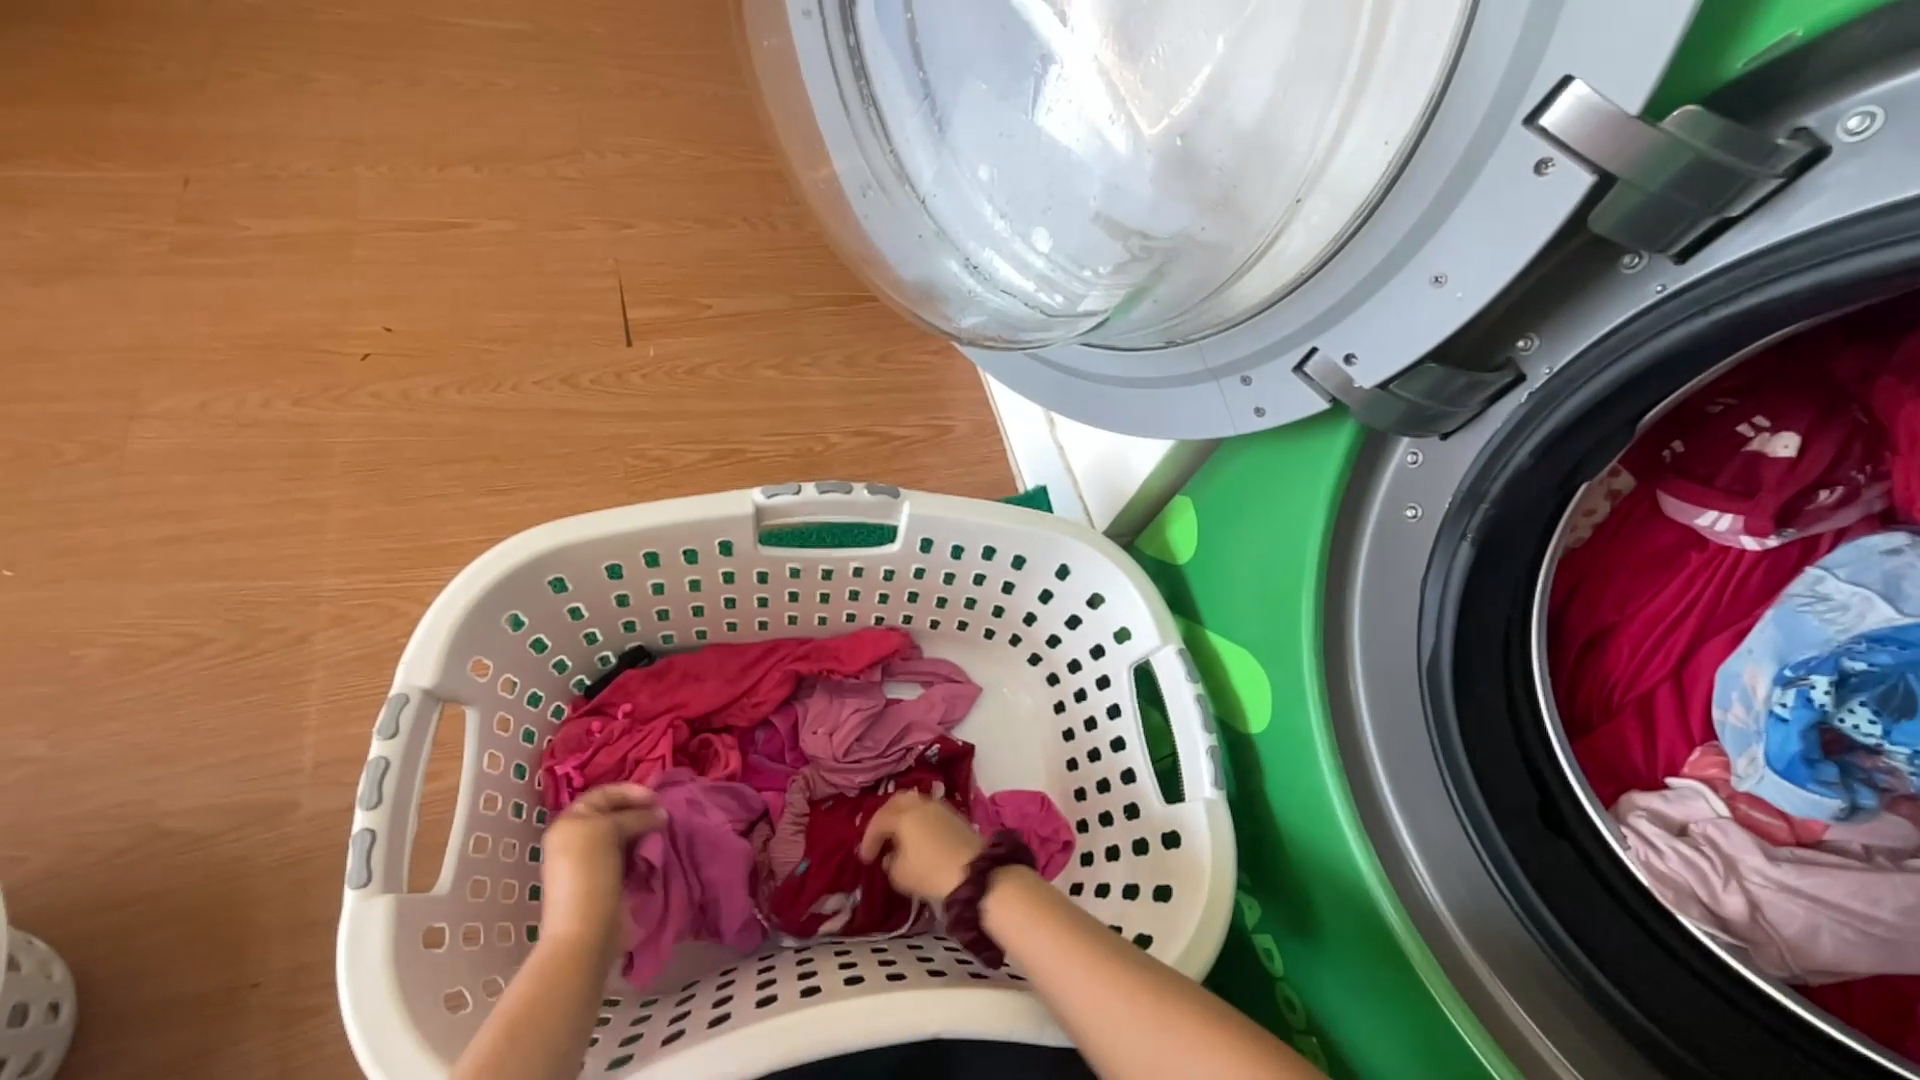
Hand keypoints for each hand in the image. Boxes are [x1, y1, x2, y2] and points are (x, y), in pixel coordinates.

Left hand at [539, 784, 665, 951]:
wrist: (587, 930)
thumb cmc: (590, 874)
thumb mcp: (608, 831)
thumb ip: (634, 815)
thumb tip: (660, 813)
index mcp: (570, 822)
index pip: (603, 794)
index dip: (629, 791)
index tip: (656, 798)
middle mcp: (579, 838)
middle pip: (615, 813)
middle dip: (640, 811)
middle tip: (663, 816)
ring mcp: (593, 861)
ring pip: (625, 834)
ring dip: (644, 831)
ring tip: (662, 834)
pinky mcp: (609, 879)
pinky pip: (630, 855)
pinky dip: (644, 851)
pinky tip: (655, 853)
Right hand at [858, 791, 985, 902]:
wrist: (975, 873)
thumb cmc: (931, 872)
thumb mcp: (900, 875)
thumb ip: (889, 864)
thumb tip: (890, 857)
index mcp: (903, 815)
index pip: (878, 821)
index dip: (868, 840)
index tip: (866, 859)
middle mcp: (920, 804)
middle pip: (896, 802)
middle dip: (884, 818)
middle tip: (880, 838)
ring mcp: (940, 807)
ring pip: (914, 804)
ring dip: (903, 818)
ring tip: (899, 838)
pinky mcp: (955, 816)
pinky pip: (928, 812)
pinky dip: (918, 821)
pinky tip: (918, 838)